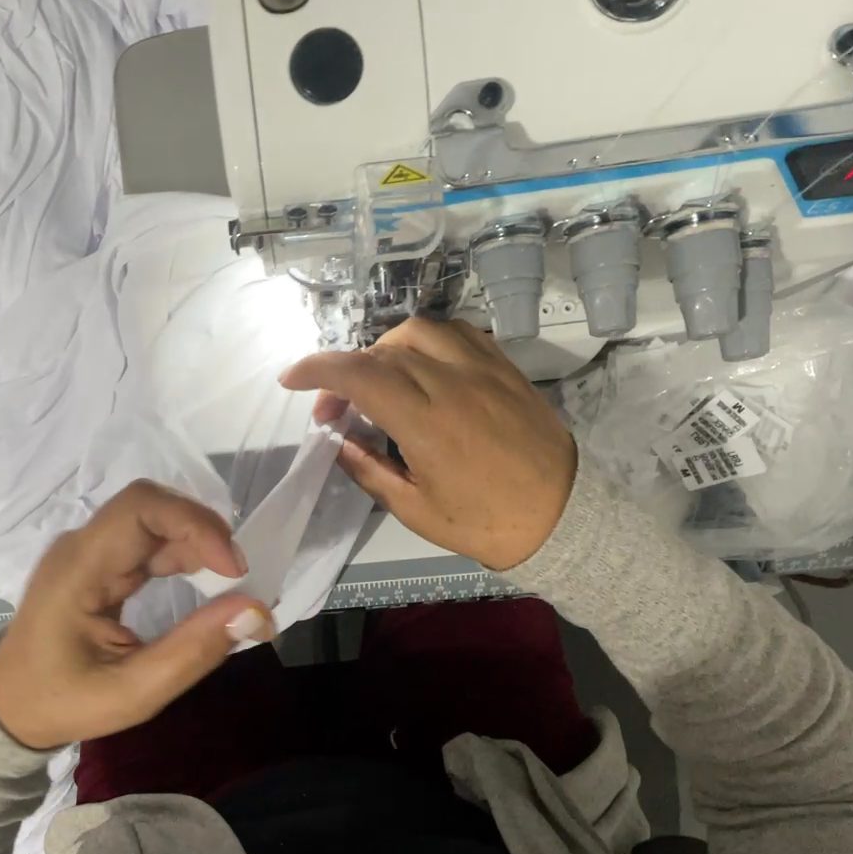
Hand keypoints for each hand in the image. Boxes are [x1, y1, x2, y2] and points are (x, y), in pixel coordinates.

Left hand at [0, 481, 273, 750]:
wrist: (8, 709)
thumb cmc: (63, 702)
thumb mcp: (133, 693)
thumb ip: (194, 651)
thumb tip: (257, 612)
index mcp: (78, 570)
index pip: (140, 508)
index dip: (194, 524)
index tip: (233, 569)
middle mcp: (81, 547)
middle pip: (150, 506)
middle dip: (202, 530)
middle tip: (239, 575)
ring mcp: (88, 551)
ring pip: (153, 519)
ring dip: (196, 541)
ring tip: (231, 581)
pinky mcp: (99, 563)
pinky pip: (147, 540)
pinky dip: (183, 554)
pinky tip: (207, 580)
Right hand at [280, 317, 575, 571]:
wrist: (560, 515)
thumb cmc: (483, 522)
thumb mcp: (415, 509)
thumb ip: (370, 470)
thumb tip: (341, 442)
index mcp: (425, 422)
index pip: (358, 374)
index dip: (317, 370)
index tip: (291, 380)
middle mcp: (451, 382)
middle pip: (381, 352)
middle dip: (344, 372)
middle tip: (336, 412)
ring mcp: (482, 369)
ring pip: (418, 331)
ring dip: (384, 349)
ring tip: (378, 381)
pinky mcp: (504, 367)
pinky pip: (457, 332)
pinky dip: (425, 341)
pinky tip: (420, 365)